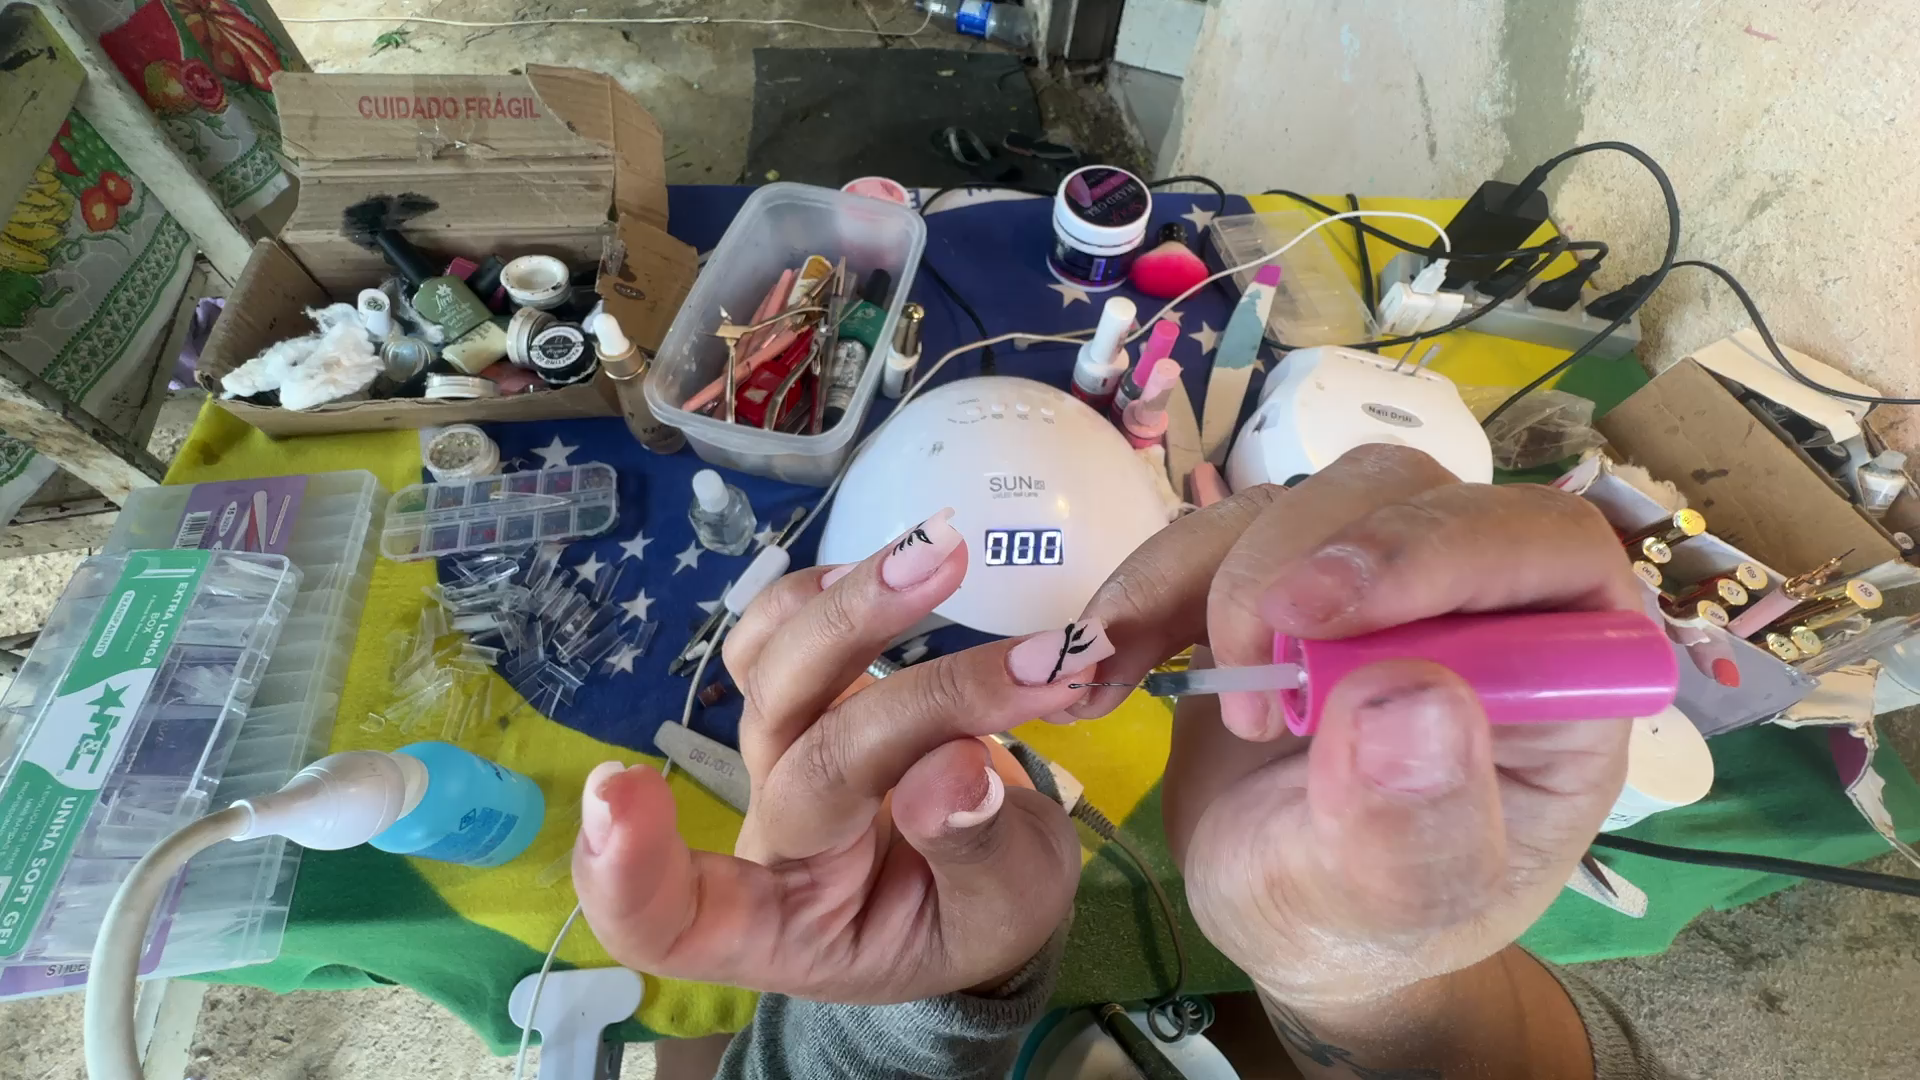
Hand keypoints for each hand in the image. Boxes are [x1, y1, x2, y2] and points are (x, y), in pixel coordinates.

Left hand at [572, 509, 1111, 1001]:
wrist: (986, 873)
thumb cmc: (981, 913)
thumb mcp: (1005, 909)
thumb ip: (975, 852)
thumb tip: (951, 767)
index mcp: (788, 919)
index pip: (670, 918)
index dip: (631, 866)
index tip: (621, 791)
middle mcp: (769, 828)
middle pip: (790, 736)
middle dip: (905, 684)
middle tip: (1002, 631)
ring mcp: (784, 751)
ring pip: (774, 662)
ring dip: (855, 601)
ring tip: (944, 554)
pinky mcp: (812, 696)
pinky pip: (783, 631)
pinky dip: (824, 588)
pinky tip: (887, 564)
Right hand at [1073, 445, 1641, 1005]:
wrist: (1268, 902)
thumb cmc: (1348, 920)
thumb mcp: (1381, 906)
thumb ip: (1413, 826)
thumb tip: (1413, 697)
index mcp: (1551, 673)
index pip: (1536, 545)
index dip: (1425, 549)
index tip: (1307, 616)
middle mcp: (1457, 600)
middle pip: (1386, 492)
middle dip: (1282, 564)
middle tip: (1230, 674)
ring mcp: (1351, 581)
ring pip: (1274, 505)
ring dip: (1181, 578)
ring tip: (1120, 676)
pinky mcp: (1265, 584)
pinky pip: (1198, 543)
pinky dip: (1138, 591)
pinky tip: (1102, 658)